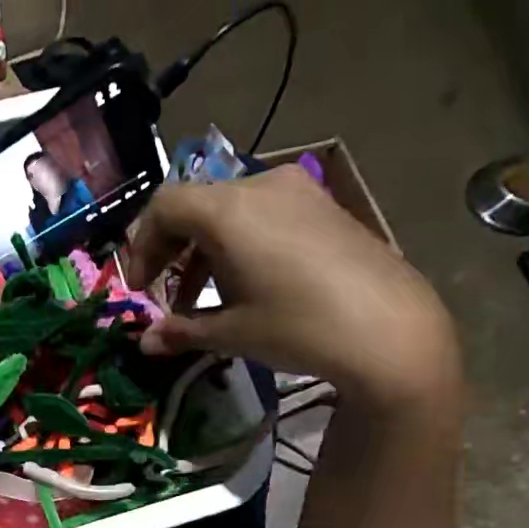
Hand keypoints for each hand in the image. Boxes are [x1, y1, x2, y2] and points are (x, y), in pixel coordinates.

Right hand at [127, 166, 456, 404]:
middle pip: (197, 205)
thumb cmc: (299, 327)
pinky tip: (251, 285)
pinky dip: (242, 244)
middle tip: (166, 296)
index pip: (164, 206)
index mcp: (228, 210)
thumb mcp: (234, 333)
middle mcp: (260, 185)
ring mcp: (298, 192)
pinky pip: (265, 214)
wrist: (389, 328)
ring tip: (207, 300)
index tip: (139, 288)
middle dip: (173, 250)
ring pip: (232, 211)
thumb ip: (182, 331)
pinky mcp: (324, 207)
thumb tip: (145, 342)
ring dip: (207, 251)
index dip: (142, 246)